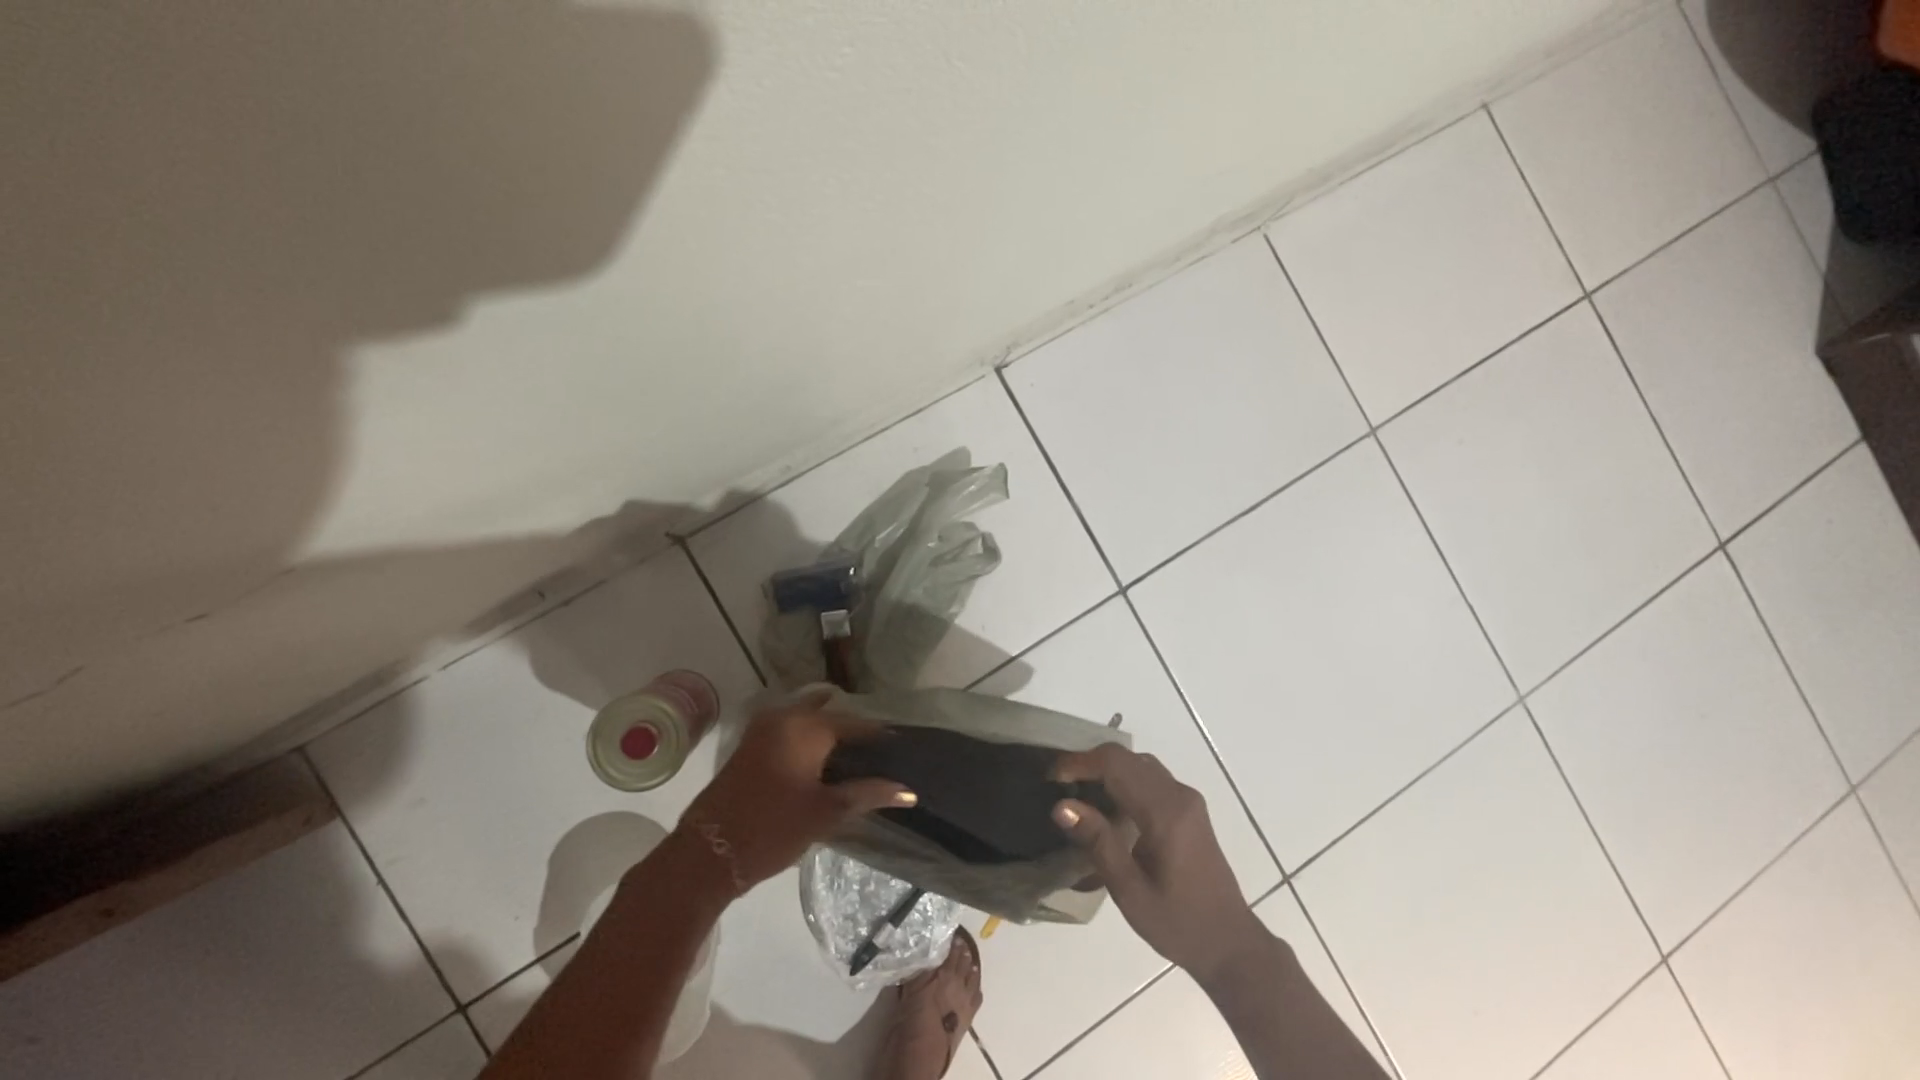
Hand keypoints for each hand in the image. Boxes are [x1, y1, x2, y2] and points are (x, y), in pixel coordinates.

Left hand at [677, 690, 913, 891]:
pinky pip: (790, 731)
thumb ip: (869, 794)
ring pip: (808, 720)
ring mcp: (763, 729)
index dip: (880, 736)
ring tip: (855, 761)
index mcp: (807, 726)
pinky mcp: (750, 746)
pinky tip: (823, 765)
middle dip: (854, 731)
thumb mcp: (827, 812)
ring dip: (831, 734)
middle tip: (879, 755)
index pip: (856, 723)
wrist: (708, 852)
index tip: (901, 750)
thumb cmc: (773, 827)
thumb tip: (909, 791)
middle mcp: (785, 717)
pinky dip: (810, 740)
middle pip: (831, 716)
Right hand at [1053, 744, 1263, 983]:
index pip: (1116, 764)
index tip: (1051, 778)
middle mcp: (1179, 796)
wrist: (1229, 942)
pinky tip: (1107, 809)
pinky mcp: (1190, 811)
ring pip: (1140, 766)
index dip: (1080, 762)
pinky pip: (1151, 781)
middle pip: (1128, 759)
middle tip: (1059, 787)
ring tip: (1077, 794)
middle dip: (1090, 764)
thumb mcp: (1130, 890)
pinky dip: (1124, 782)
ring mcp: (1188, 801)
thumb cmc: (1177, 922)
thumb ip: (1098, 842)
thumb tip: (1061, 805)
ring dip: (1107, 772)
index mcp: (1165, 812)